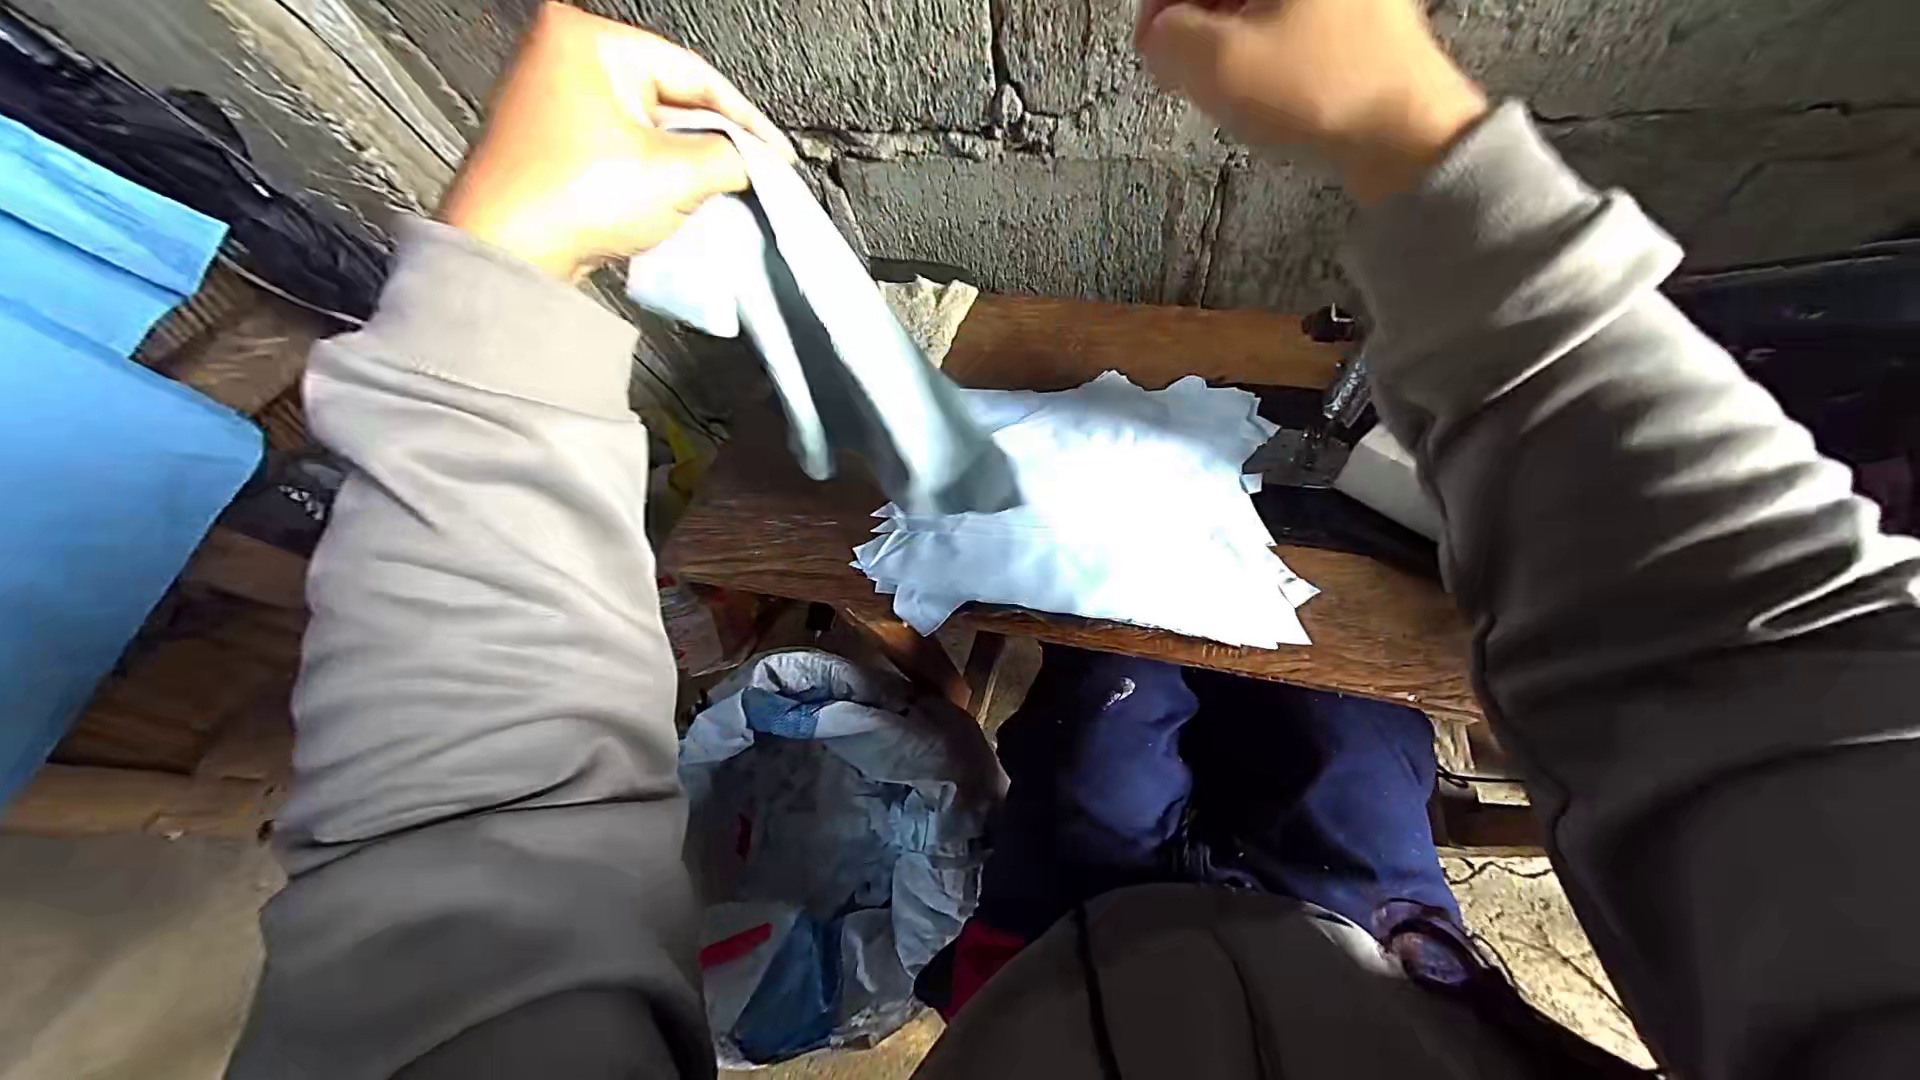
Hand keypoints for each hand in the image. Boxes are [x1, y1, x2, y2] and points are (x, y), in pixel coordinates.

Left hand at [437, 3, 793, 279]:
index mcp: (589, 39)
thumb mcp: (675, 174)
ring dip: (690, 160)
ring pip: (654, 126)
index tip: (778, 153)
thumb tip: (751, 162)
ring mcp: (560, 97)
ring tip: (718, 189)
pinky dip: (661, 171)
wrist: (514, 249)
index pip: (695, 73)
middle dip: (717, 140)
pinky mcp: (562, 139)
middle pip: (674, 98)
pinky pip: (630, 147)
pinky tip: (680, 195)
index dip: (747, 119)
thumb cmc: (575, 197)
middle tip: (753, 173)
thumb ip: (728, 158)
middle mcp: (568, 56)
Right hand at [1135, 0, 1488, 203]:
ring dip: (1219, 29)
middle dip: (1191, 16)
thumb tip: (1160, 34)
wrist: (1396, 128)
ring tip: (1208, 79)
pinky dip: (1253, 37)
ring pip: (1252, 0)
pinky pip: (1282, 13)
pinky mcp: (1353, 11)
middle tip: (1174, 65)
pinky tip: (1246, 76)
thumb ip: (1169, 38)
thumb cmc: (1314, 91)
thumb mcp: (1215, 65)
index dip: (1162, 4)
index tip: (1151, 43)